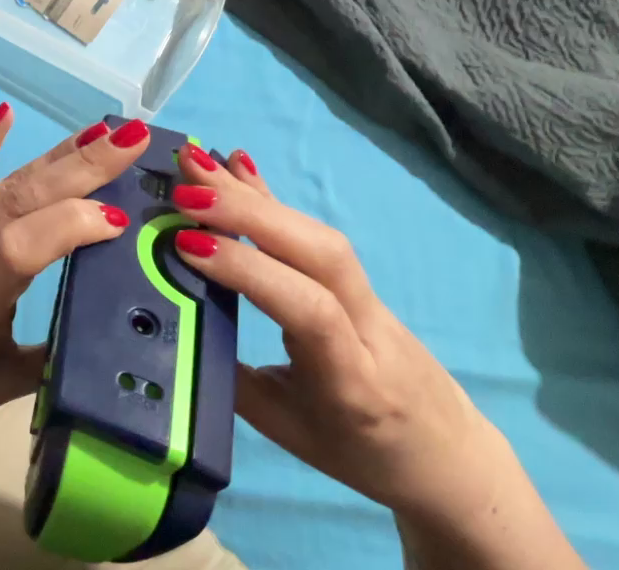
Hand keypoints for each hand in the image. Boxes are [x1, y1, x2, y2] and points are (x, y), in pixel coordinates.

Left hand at [0, 109, 149, 472]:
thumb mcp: (4, 382)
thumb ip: (57, 348)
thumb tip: (109, 319)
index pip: (37, 238)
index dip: (82, 221)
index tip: (125, 218)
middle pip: (27, 196)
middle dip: (85, 165)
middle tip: (135, 137)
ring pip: (3, 184)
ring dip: (54, 157)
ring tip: (100, 131)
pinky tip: (3, 112)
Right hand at [167, 147, 522, 522]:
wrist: (448, 456)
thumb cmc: (360, 453)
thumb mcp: (287, 430)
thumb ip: (232, 379)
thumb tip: (170, 325)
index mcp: (351, 379)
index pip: (309, 310)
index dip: (250, 270)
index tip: (186, 245)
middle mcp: (369, 327)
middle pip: (321, 253)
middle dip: (250, 213)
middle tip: (184, 189)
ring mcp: (371, 298)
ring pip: (317, 234)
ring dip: (252, 196)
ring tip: (195, 163)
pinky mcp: (359, 280)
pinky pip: (312, 232)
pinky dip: (270, 197)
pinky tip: (237, 164)